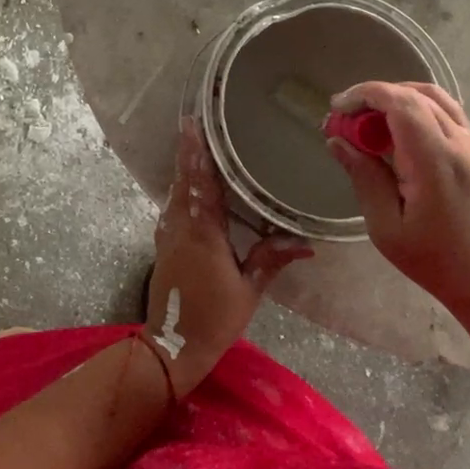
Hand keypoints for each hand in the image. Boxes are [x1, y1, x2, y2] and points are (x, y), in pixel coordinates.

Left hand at [144, 118, 311, 393]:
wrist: (172, 345)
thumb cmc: (214, 319)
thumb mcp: (248, 290)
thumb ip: (271, 260)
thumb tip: (305, 243)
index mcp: (203, 233)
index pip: (200, 184)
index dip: (196, 153)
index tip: (192, 124)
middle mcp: (180, 227)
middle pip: (183, 181)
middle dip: (187, 152)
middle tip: (191, 123)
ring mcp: (168, 236)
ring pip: (175, 194)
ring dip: (183, 170)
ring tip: (193, 146)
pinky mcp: (164, 246)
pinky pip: (172, 209)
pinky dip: (180, 191)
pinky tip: (188, 188)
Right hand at [327, 82, 469, 321]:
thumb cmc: (439, 264)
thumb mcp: (387, 228)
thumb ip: (364, 178)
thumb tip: (339, 141)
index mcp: (436, 159)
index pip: (399, 101)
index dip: (364, 94)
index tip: (337, 109)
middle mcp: (462, 143)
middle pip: (417, 95)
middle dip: (376, 97)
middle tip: (348, 120)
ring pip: (438, 101)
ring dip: (401, 100)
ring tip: (373, 124)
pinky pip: (451, 118)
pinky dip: (420, 115)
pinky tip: (403, 142)